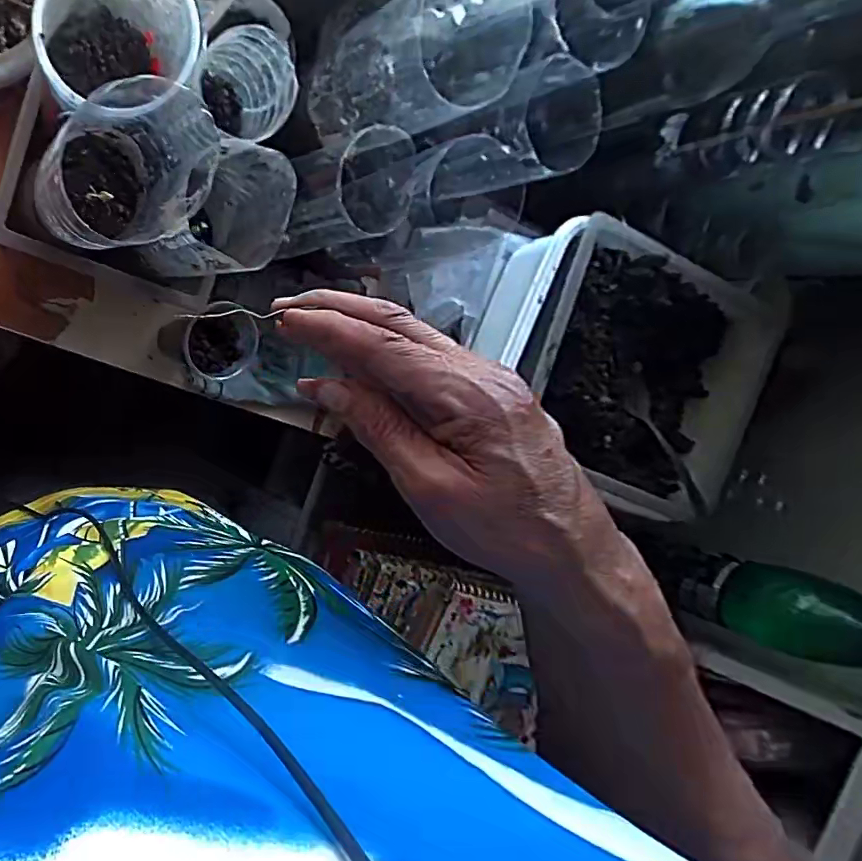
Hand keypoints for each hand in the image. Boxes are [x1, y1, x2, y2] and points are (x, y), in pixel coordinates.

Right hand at [274, 290, 625, 593]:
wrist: (574, 553)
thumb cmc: (507, 530)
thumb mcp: (429, 487)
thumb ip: (377, 428)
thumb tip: (328, 389)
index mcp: (468, 394)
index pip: (381, 346)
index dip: (327, 328)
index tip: (287, 319)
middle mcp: (479, 373)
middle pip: (396, 322)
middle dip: (335, 308)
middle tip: (287, 308)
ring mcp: (484, 378)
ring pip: (408, 333)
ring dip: (354, 322)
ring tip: (309, 321)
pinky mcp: (482, 391)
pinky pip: (420, 357)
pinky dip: (376, 349)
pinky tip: (351, 357)